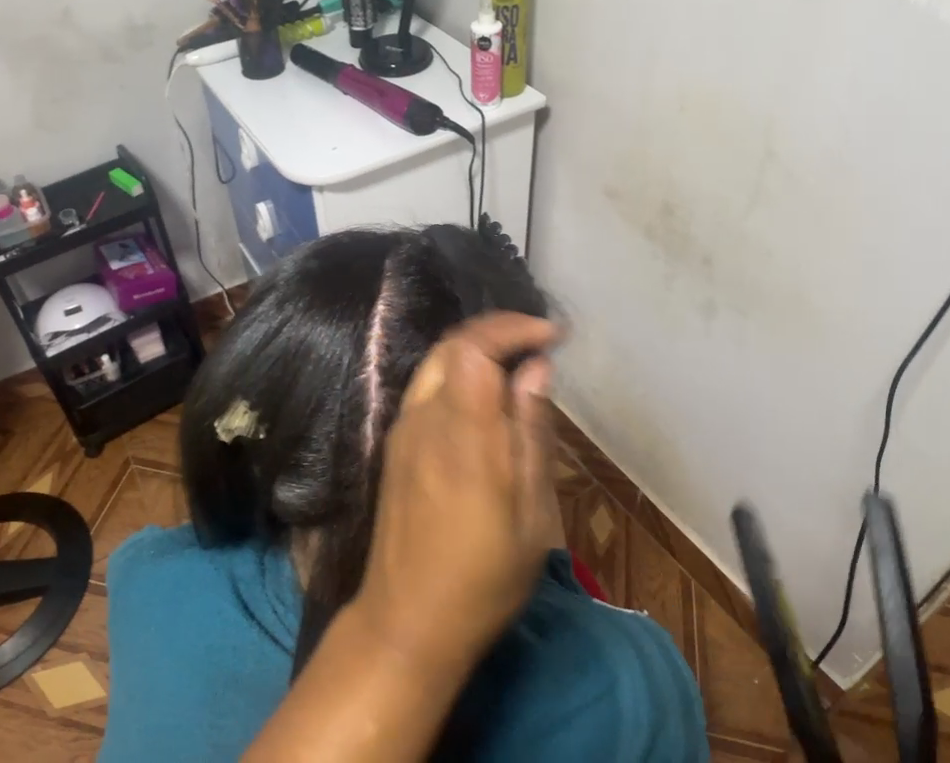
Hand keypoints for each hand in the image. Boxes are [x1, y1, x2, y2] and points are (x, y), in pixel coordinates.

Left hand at [349, 312, 561, 676]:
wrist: (407, 621)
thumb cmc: (484, 577)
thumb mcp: (531, 513)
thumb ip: (531, 432)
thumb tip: (536, 368)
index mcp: (461, 433)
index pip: (473, 345)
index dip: (512, 327)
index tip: (553, 335)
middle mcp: (424, 421)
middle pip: (451, 346)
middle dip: (497, 332)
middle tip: (540, 344)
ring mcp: (403, 434)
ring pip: (437, 366)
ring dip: (478, 353)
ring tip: (520, 369)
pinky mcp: (396, 450)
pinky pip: (428, 393)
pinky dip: (460, 378)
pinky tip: (487, 403)